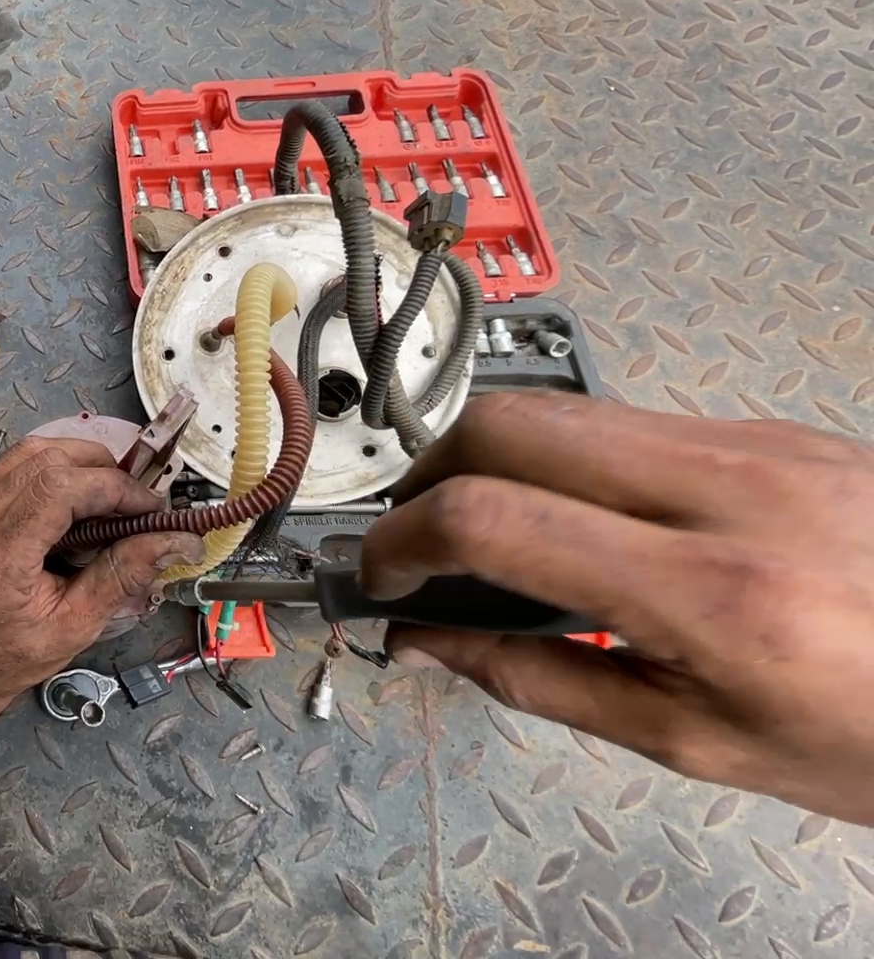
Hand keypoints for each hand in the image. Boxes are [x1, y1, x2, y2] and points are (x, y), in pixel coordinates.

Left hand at [0, 437, 204, 716]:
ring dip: (77, 464)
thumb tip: (174, 537)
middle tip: (132, 502)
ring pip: (27, 452)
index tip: (148, 507)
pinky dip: (49, 470)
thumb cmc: (11, 654)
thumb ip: (122, 575)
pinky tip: (71, 498)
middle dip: (101, 470)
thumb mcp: (75, 626)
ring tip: (107, 497)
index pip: (56, 489)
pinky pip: (10, 463)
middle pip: (44, 459)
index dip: (111, 486)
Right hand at [362, 392, 873, 823]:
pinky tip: (569, 515)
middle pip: (501, 427)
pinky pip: (610, 420)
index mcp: (714, 593)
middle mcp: (731, 490)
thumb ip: (531, 679)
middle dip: (423, 477)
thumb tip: (416, 640)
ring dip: (476, 460)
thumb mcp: (696, 741)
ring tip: (478, 522)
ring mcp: (754, 444)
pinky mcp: (766, 429)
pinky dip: (547, 459)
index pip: (487, 520)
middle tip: (417, 538)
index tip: (383, 578)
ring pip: (547, 408)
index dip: (399, 541)